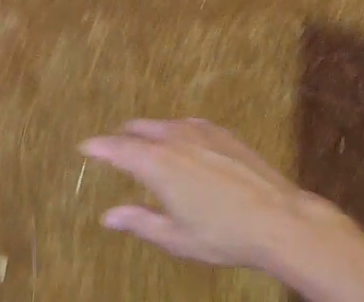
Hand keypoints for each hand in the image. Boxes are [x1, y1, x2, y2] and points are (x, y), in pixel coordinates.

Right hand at [78, 118, 346, 269]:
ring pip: (164, 124)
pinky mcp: (222, 132)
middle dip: (123, 137)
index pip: (117, 149)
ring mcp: (200, 130)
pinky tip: (184, 146)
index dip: (98, 147)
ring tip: (149, 149)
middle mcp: (174, 138)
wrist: (279, 219)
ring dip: (150, 134)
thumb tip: (108, 216)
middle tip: (116, 149)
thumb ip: (139, 222)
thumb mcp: (176, 238)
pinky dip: (176, 132)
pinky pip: (188, 125)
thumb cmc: (224, 234)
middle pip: (139, 129)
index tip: (84, 146)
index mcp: (157, 164)